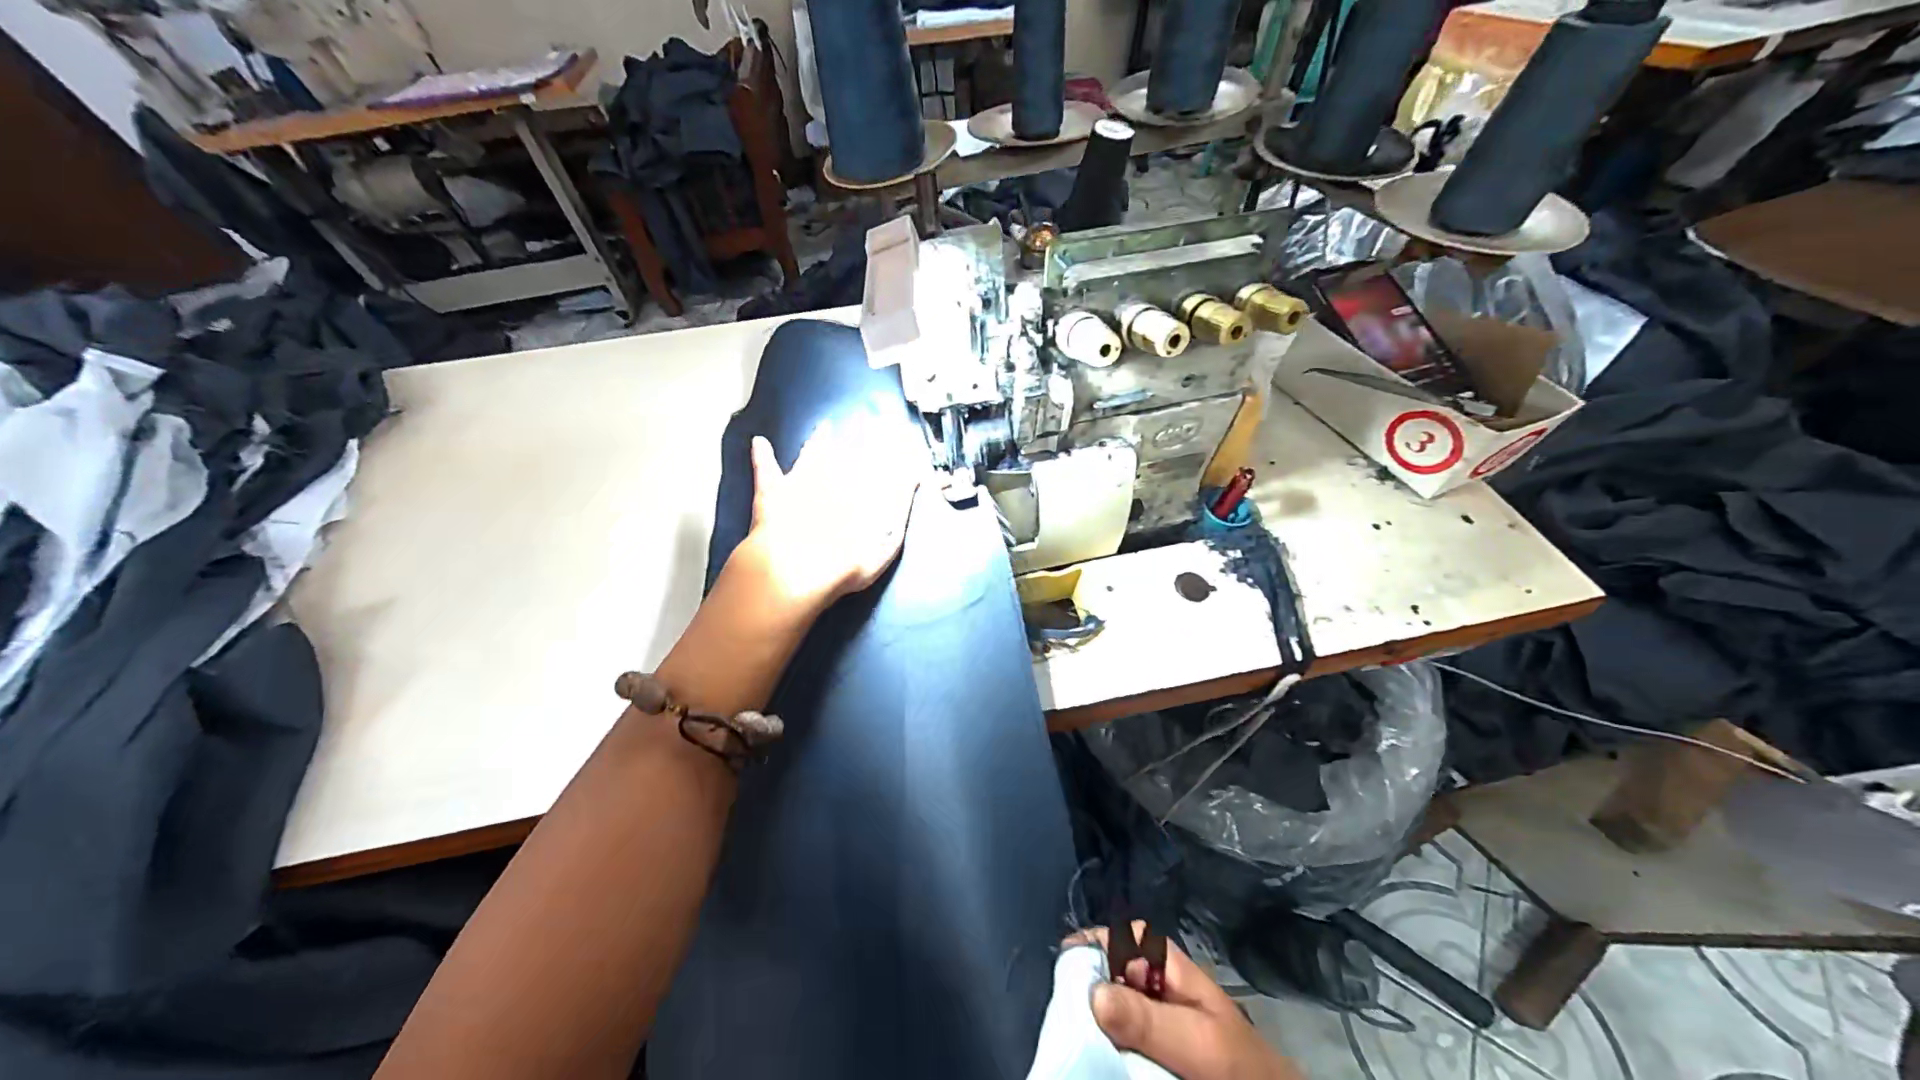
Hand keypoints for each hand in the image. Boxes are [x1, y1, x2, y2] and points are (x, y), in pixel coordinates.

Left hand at [739, 415, 920, 611]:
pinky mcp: (772, 492)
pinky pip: (767, 468)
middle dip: (857, 435)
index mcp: (864, 486)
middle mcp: (834, 475)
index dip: (887, 448)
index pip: (878, 461)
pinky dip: (763, 456)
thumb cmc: (850, 560)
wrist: (797, 571)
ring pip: (812, 453)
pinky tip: (759, 443)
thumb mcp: (889, 537)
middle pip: (847, 451)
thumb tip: (915, 474)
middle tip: (862, 419)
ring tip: (824, 426)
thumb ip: (901, 503)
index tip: (893, 434)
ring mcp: (801, 481)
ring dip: (819, 440)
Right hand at [1068, 925, 1305, 1079]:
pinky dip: (1102, 1043)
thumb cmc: (1239, 1066)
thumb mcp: (1197, 1041)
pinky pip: (1115, 1037)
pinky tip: (1092, 1052)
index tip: (1066, 967)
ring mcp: (1150, 1018)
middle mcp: (1153, 985)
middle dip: (1085, 988)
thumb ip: (1147, 1019)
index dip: (1092, 946)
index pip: (1121, 936)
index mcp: (1166, 966)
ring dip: (1091, 1020)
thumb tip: (1091, 993)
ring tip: (1072, 1034)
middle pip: (1106, 972)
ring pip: (1107, 1006)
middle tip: (1065, 1012)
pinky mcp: (1148, 1049)